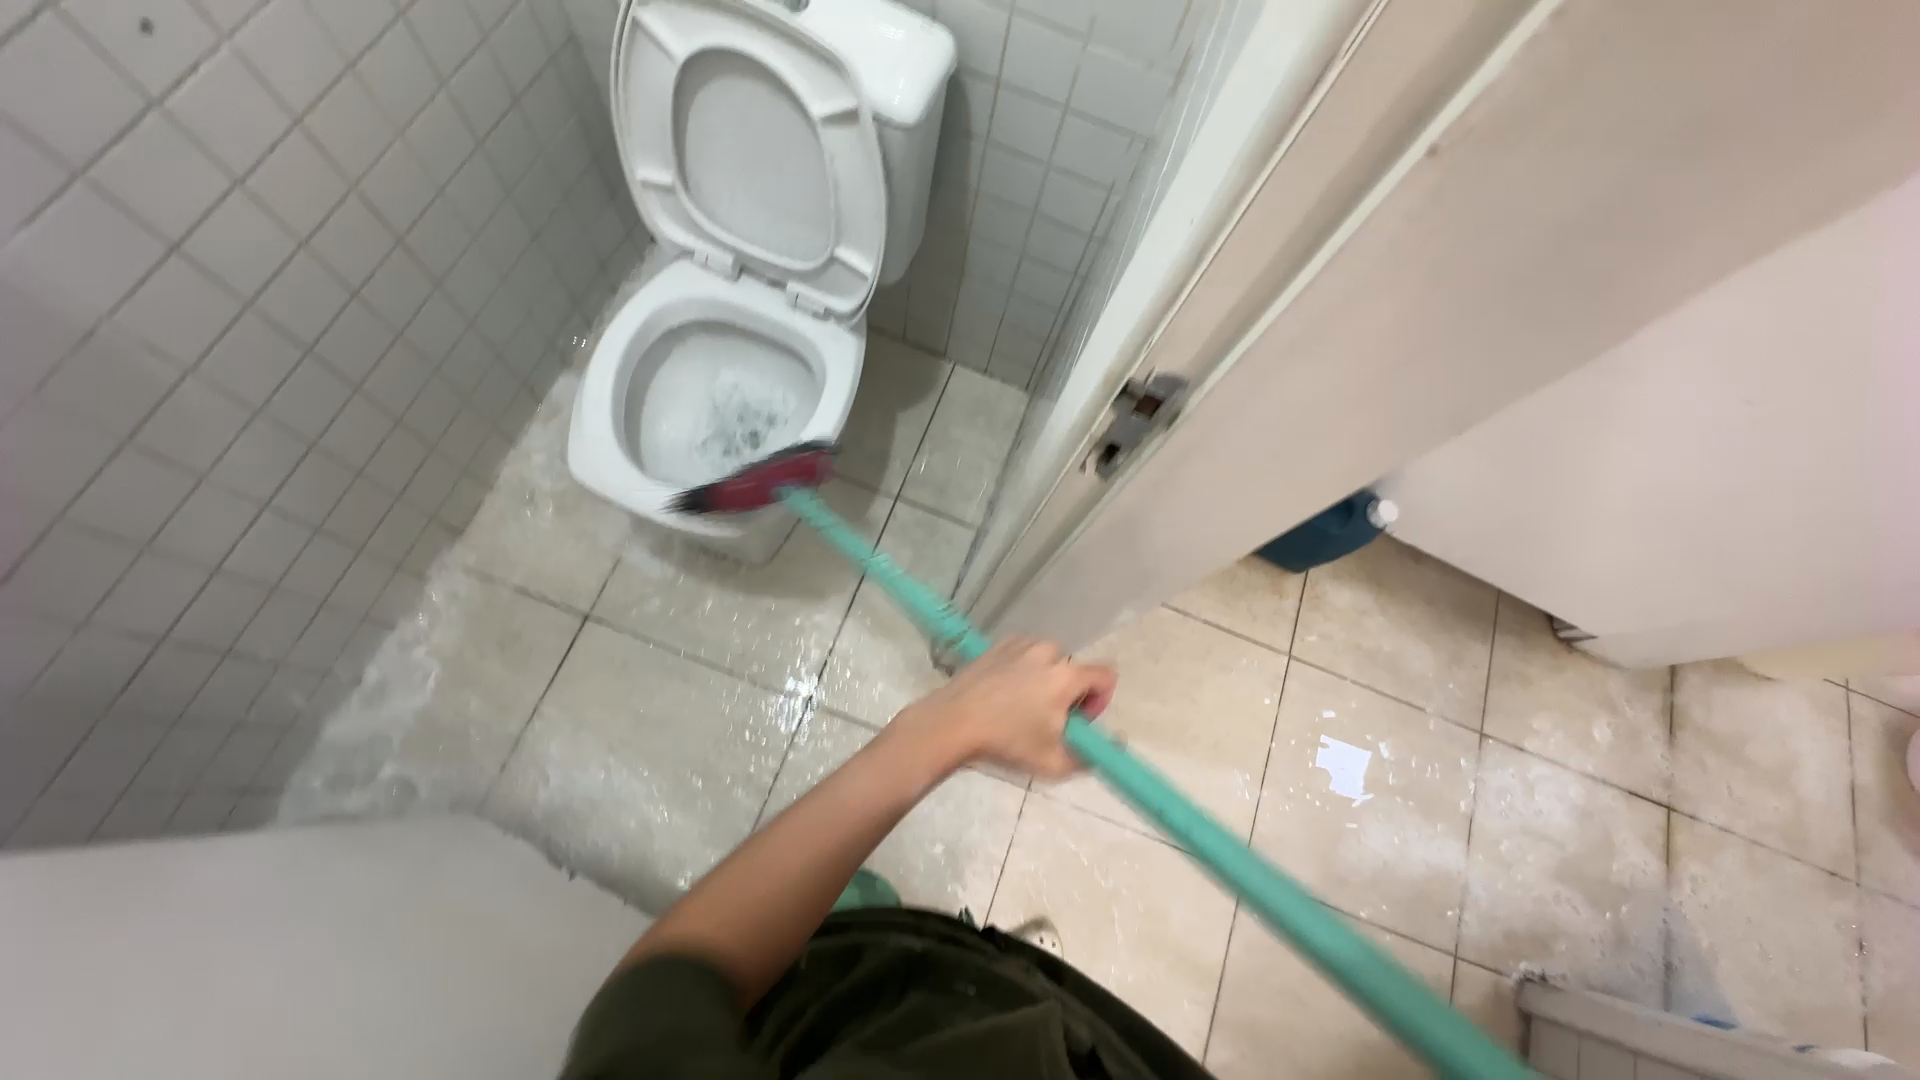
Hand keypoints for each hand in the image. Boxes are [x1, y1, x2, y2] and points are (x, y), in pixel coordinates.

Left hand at [894, 637, 1116, 779]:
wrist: (953, 722)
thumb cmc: (1006, 741)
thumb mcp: (1053, 762)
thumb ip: (1090, 757)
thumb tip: (1114, 745)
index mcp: (1066, 676)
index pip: (1106, 676)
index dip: (1100, 700)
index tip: (1080, 721)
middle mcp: (1048, 652)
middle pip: (1074, 669)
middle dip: (1069, 692)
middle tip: (1049, 718)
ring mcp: (1020, 645)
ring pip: (1048, 659)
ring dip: (1045, 677)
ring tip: (1024, 704)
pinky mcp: (997, 645)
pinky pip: (1023, 653)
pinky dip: (1022, 668)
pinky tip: (1005, 690)